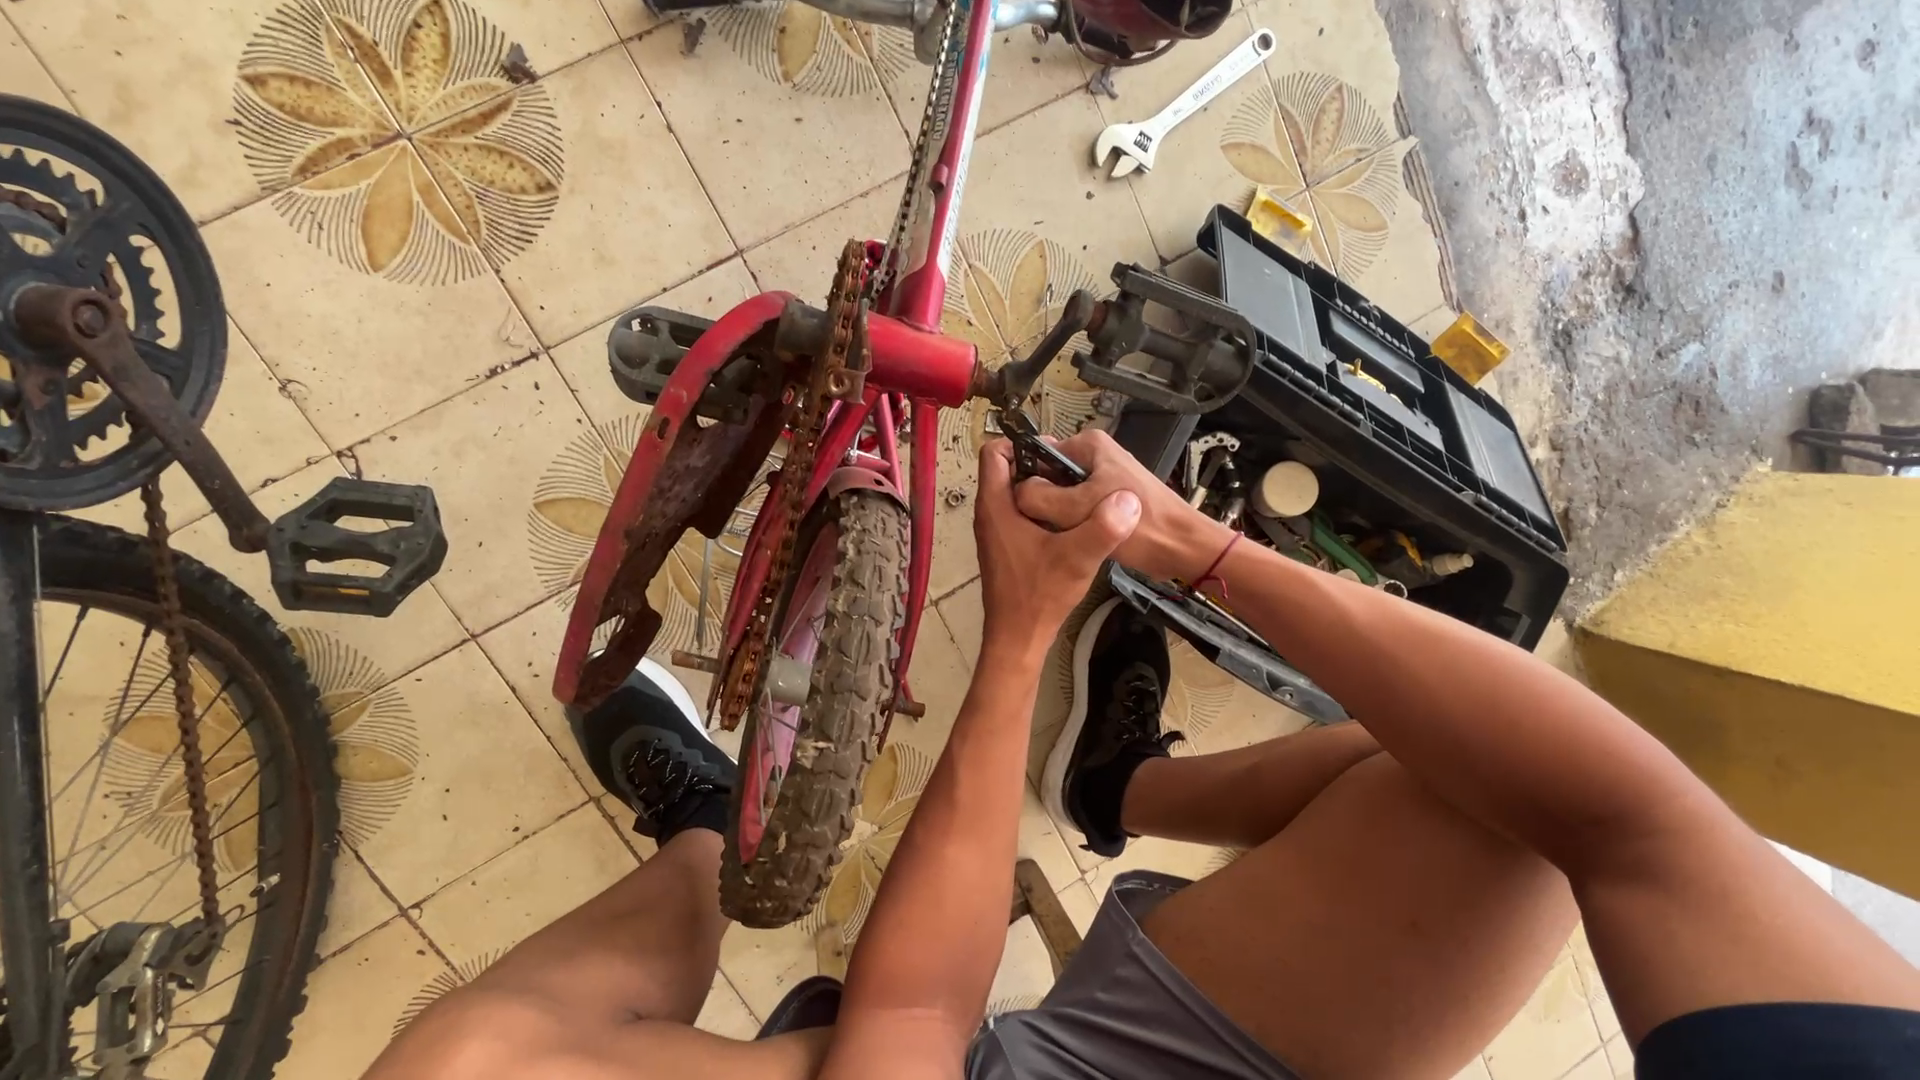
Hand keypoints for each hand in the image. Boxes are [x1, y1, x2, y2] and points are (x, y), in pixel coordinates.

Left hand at [974, 439, 1139, 660]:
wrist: (1019, 639)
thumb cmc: (1039, 596)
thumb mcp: (1079, 558)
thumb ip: (1104, 527)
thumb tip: (1129, 499)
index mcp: (995, 506)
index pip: (994, 452)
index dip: (1022, 444)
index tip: (1057, 455)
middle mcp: (989, 514)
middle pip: (1007, 470)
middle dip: (1039, 466)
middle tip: (1074, 474)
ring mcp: (996, 532)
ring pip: (1015, 494)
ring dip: (1043, 490)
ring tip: (1076, 495)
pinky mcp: (1006, 548)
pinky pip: (1020, 514)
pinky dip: (1042, 511)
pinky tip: (1069, 523)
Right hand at [1012, 429, 1232, 582]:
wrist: (1185, 549)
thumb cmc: (1142, 527)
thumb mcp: (1081, 511)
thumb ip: (1040, 499)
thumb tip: (1014, 494)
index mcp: (1088, 445)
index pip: (1037, 455)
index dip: (1024, 480)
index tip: (1016, 507)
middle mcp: (1095, 455)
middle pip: (1048, 476)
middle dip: (1040, 500)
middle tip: (1035, 526)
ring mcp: (1103, 478)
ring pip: (1061, 495)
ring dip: (1054, 515)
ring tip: (1050, 535)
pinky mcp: (1109, 499)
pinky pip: (1076, 507)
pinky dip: (1070, 523)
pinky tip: (1068, 540)